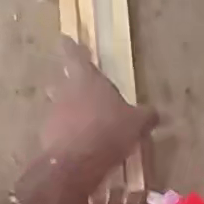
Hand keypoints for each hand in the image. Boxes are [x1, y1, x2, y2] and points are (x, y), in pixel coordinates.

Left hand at [39, 38, 156, 182]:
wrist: (77, 162)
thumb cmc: (109, 131)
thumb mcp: (137, 123)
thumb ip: (146, 116)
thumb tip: (156, 113)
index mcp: (87, 80)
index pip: (75, 56)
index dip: (71, 48)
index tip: (65, 40)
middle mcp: (66, 92)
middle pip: (62, 82)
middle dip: (68, 83)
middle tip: (75, 86)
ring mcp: (53, 115)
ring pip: (59, 107)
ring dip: (68, 112)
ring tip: (82, 122)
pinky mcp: (47, 137)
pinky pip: (58, 131)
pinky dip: (67, 135)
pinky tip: (79, 146)